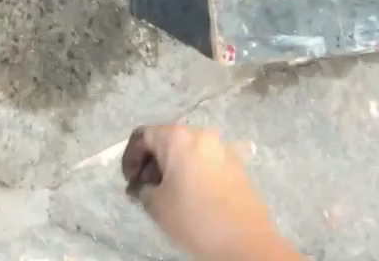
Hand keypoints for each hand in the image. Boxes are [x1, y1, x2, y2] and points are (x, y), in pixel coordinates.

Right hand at [122, 125, 298, 260]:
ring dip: (174, 168)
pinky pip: (207, 162)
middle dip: (152, 163)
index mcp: (176, 136)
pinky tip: (193, 195)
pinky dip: (194, 173)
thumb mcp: (157, 206)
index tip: (130, 182)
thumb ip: (142, 190)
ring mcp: (222, 149)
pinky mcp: (238, 166)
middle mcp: (199, 134)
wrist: (248, 245)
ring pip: (188, 151)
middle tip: (146, 188)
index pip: (142, 137)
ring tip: (169, 193)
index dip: (130, 158)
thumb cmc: (196, 219)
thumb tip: (141, 187)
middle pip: (166, 141)